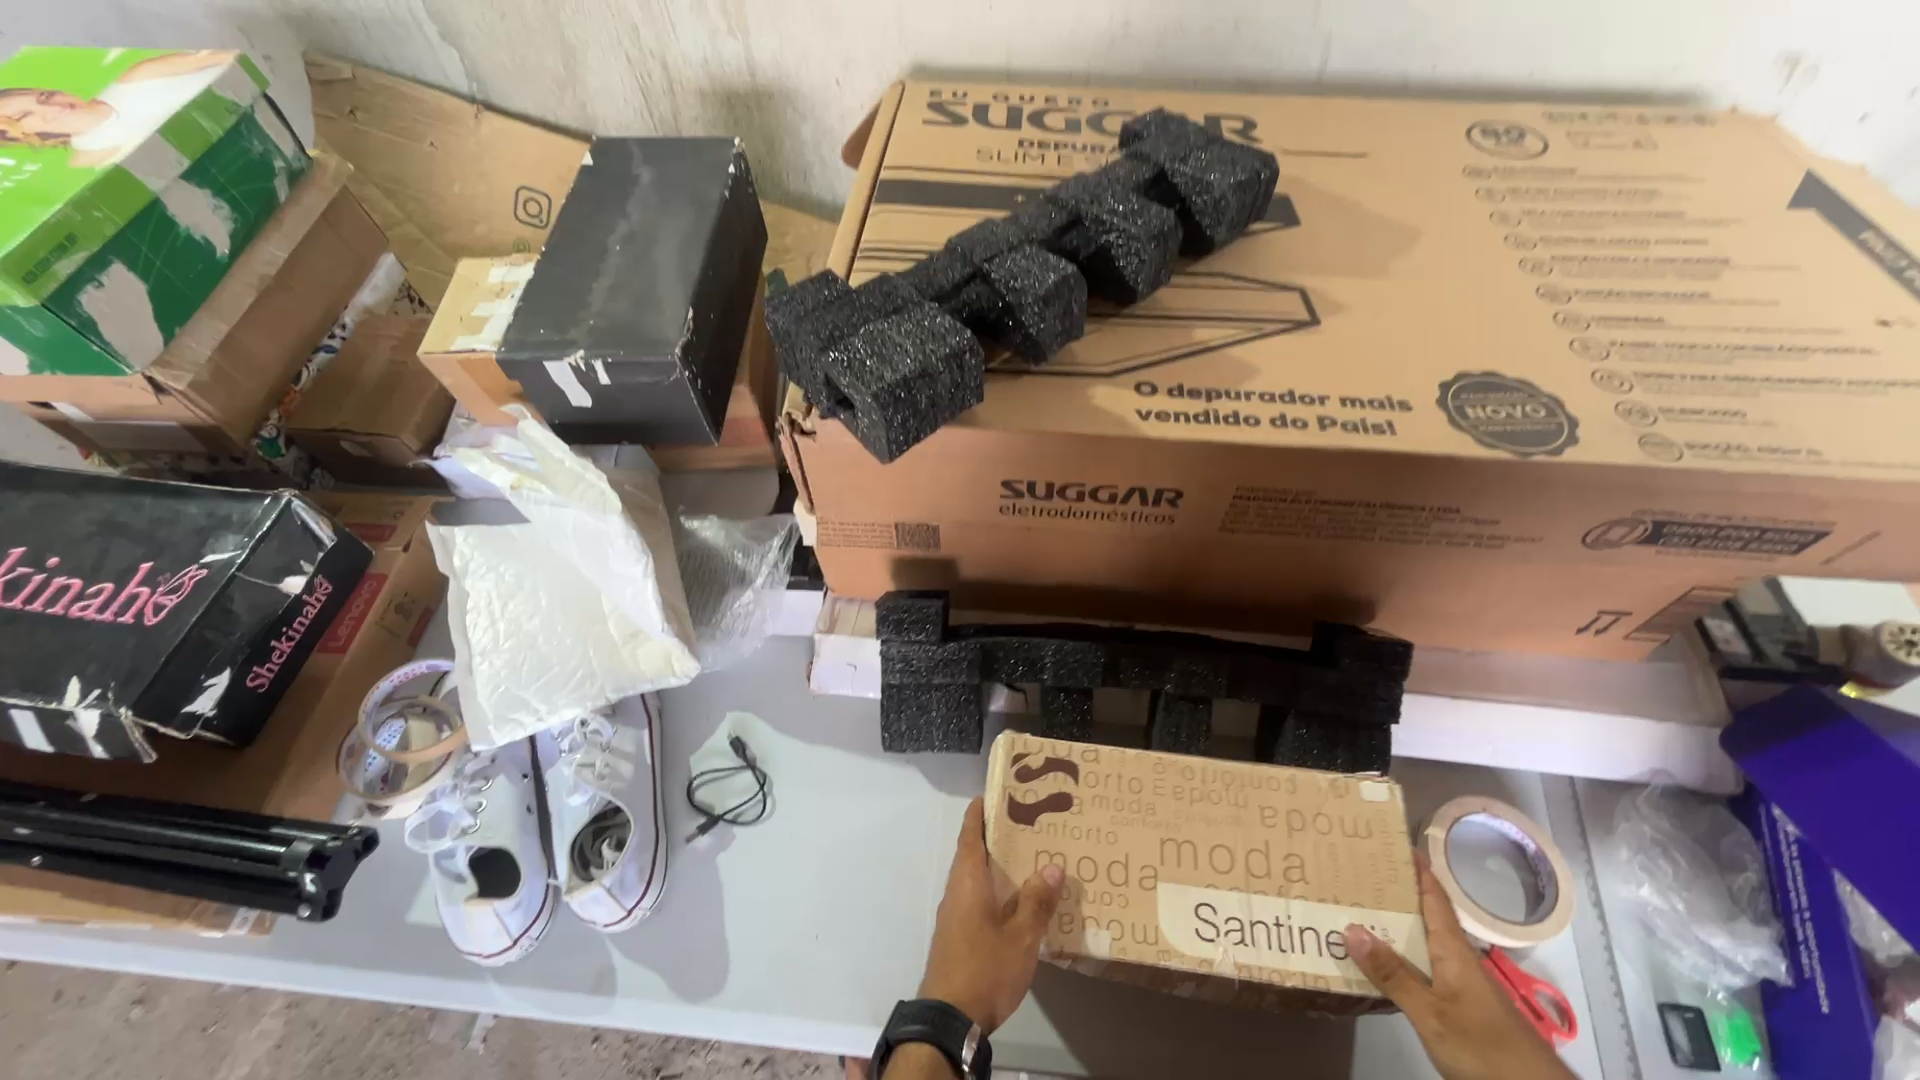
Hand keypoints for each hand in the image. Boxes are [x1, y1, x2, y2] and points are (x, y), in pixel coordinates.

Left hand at [918, 797, 1064, 1033]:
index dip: (980, 811)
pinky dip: (996, 890)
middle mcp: (956, 891)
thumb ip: (1036, 901)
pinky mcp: (957, 935)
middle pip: (973, 853)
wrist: (949, 1019)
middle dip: (997, 836)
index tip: (996, 792)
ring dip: (998, 865)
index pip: (970, 834)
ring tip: (1031, 857)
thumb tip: (1051, 866)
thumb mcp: (1021, 937)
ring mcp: (954, 915)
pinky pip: (977, 899)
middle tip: (1029, 822)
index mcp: (967, 881)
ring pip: (976, 878)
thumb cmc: (984, 968)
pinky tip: (1019, 901)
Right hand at [1345, 854, 1575, 1079]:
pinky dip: (1401, 956)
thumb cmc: (1484, 1047)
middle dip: (1397, 894)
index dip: (1418, 870)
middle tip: (1360, 874)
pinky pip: (1425, 967)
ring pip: (1424, 943)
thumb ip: (1394, 975)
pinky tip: (1382, 963)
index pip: (1435, 899)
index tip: (1395, 842)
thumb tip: (1351, 927)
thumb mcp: (1431, 1013)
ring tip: (1360, 911)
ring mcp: (1462, 985)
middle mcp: (1458, 961)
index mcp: (1453, 952)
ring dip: (1396, 926)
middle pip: (1426, 917)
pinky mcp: (1461, 1007)